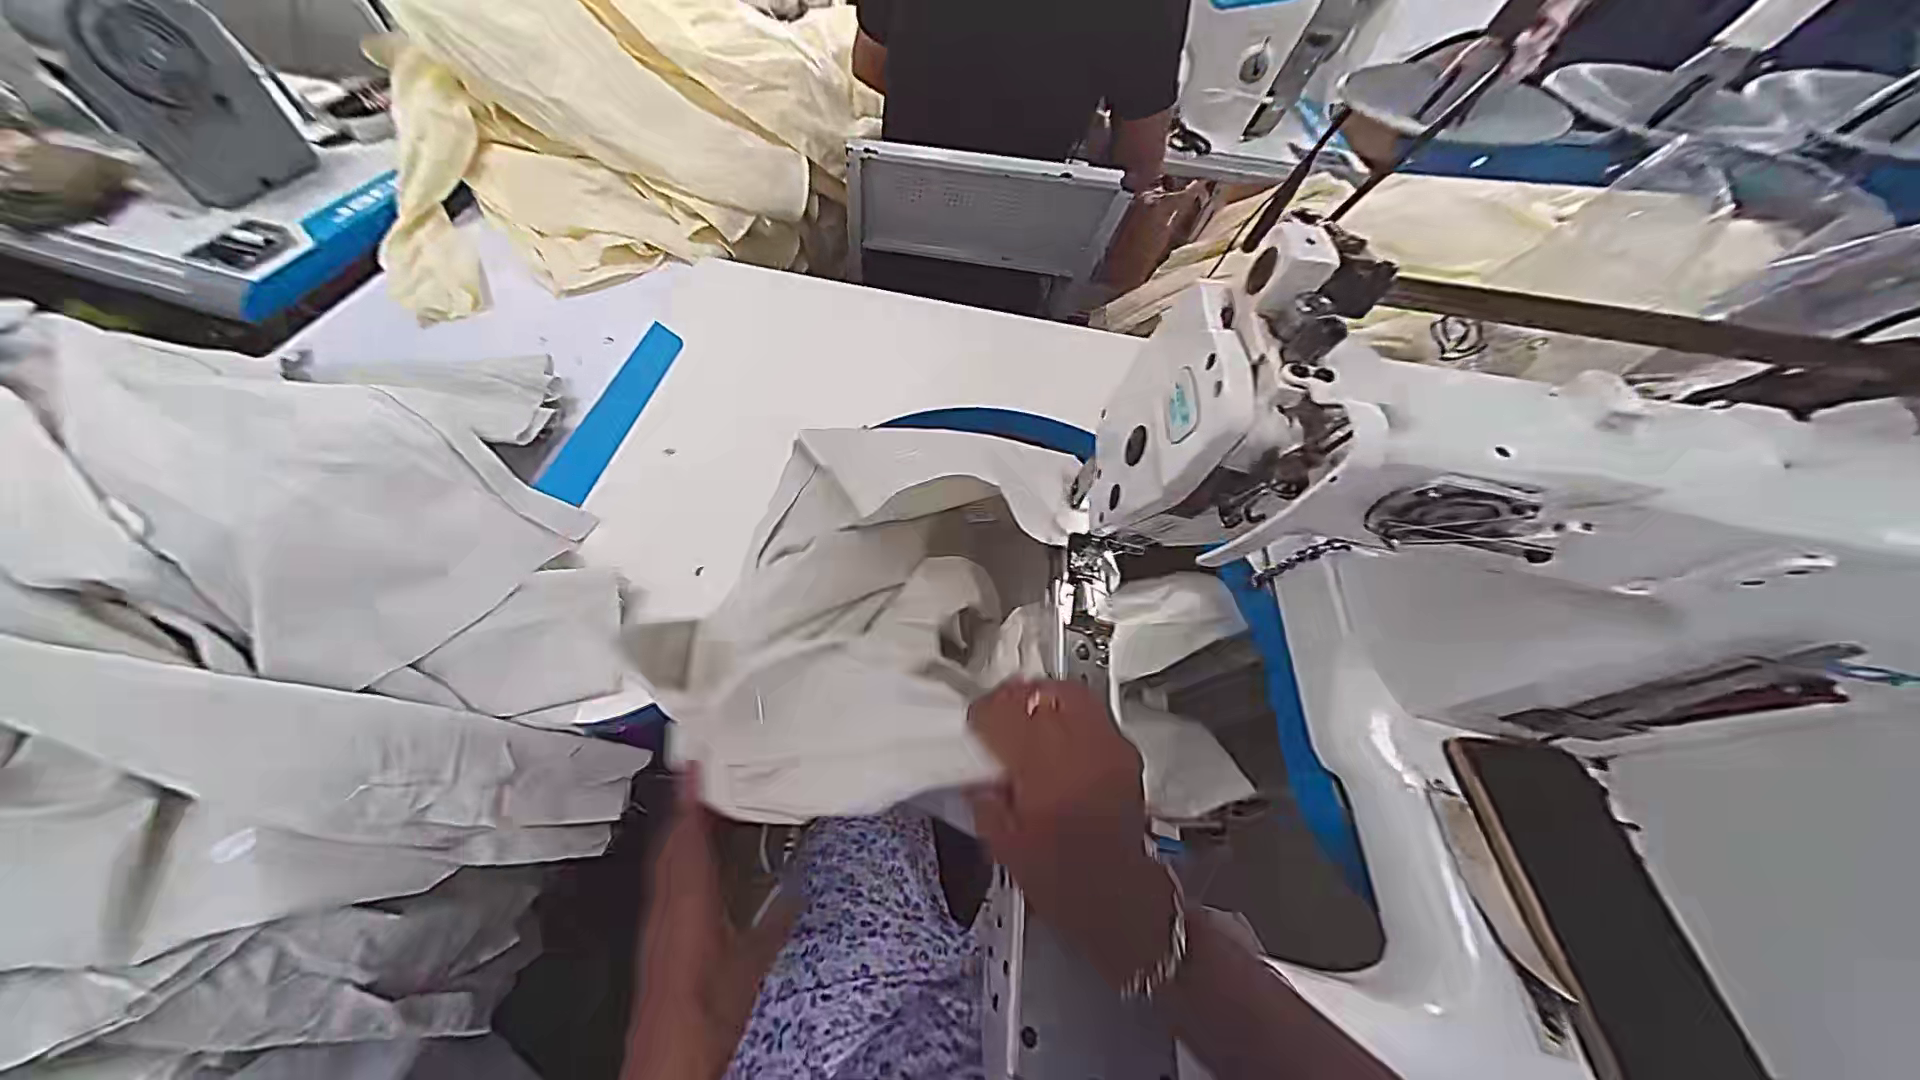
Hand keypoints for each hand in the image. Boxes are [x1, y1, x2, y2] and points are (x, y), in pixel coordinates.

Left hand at [624, 770, 793, 1079]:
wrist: (669, 1060)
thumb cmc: (707, 1013)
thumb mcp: (759, 958)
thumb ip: (782, 915)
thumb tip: (804, 882)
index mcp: (690, 901)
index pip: (687, 833)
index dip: (692, 794)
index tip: (698, 761)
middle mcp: (667, 904)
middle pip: (670, 839)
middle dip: (684, 802)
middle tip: (699, 772)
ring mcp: (657, 920)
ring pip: (665, 856)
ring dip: (681, 825)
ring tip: (697, 800)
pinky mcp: (658, 934)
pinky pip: (666, 876)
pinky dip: (679, 852)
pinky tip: (693, 854)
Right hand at [967, 679, 1176, 989]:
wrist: (1120, 897)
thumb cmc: (1061, 878)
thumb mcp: (1004, 843)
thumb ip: (984, 798)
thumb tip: (977, 772)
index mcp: (1041, 766)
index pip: (1003, 715)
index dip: (982, 713)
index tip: (974, 721)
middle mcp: (1077, 746)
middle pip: (1037, 694)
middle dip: (1011, 698)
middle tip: (997, 712)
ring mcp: (1106, 745)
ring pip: (1068, 694)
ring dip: (1042, 698)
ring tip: (1028, 714)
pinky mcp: (1124, 752)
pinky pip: (1092, 713)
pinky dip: (1070, 713)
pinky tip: (1059, 732)